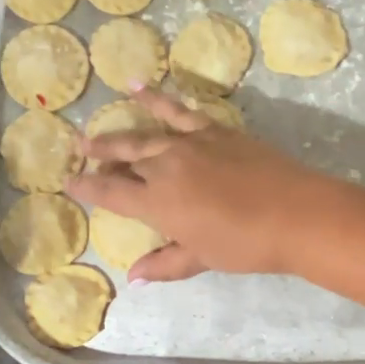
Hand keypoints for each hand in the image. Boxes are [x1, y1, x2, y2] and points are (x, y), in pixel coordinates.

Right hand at [66, 87, 336, 282]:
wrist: (295, 214)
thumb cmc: (246, 245)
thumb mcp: (202, 259)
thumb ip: (165, 264)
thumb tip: (133, 277)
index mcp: (157, 202)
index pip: (110, 193)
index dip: (86, 188)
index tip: (68, 183)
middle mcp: (164, 166)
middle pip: (123, 159)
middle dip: (99, 158)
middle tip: (80, 153)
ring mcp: (189, 143)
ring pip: (144, 135)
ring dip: (117, 134)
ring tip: (95, 133)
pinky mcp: (214, 130)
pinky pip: (178, 110)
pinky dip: (155, 98)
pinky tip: (136, 86)